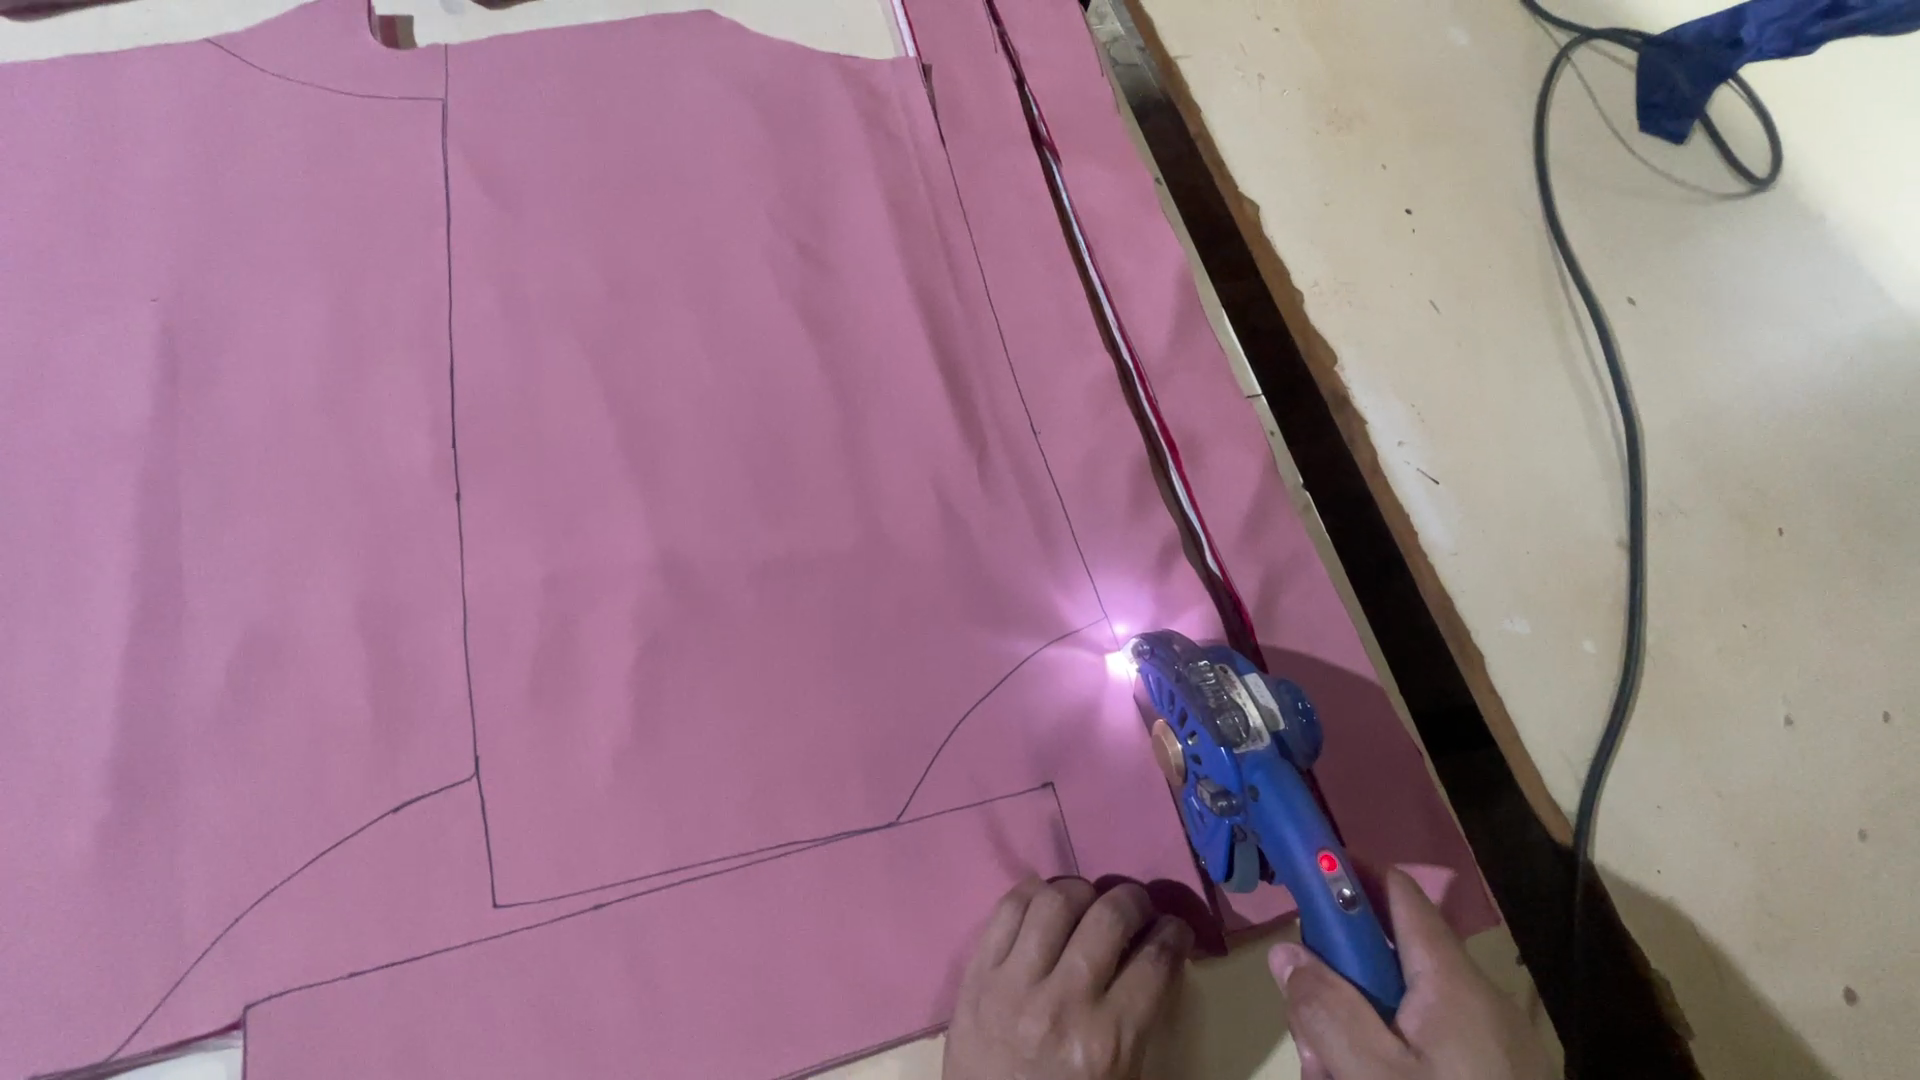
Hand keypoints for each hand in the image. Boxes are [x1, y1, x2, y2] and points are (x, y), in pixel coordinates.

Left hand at [945, 877, 1194, 1079]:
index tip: (1174, 928)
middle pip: (1109, 916)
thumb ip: (1141, 1016)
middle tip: (1137, 906)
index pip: (1156, 961)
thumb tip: (1156, 952)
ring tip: (1089, 902)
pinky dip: (1033, 895)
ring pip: (1056, 900)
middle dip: (1133, 900)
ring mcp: (1013, 983)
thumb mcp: (1121, 1076)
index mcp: (1108, 1041)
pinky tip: (1046, 905)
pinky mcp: (977, 973)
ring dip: (1082, 891)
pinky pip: (1007, 908)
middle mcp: (1063, 1002)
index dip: (1174, 933)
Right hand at [1269, 869, 1552, 1079]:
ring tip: (1334, 1079)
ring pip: (1399, 1007)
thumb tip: (1288, 953)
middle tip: (1311, 1040)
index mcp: (1452, 983)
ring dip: (1355, 1032)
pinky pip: (1427, 1044)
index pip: (1397, 891)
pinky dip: (1388, 1058)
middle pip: (1386, 957)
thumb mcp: (1373, 1076)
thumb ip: (1325, 1008)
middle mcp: (1476, 1000)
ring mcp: (1492, 1043)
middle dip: (1336, 984)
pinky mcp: (1494, 1076)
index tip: (1299, 882)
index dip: (1346, 875)